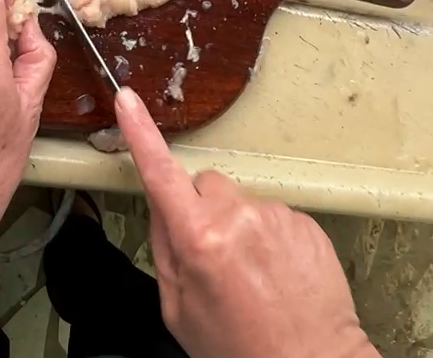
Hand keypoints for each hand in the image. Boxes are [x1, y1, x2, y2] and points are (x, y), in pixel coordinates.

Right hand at [116, 89, 377, 357]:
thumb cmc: (244, 350)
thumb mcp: (179, 310)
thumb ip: (164, 249)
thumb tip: (161, 208)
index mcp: (199, 239)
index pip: (160, 171)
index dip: (139, 131)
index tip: (128, 100)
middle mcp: (238, 216)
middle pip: (204, 184)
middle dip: (201, 209)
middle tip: (213, 257)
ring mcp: (275, 215)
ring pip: (239, 201)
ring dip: (238, 226)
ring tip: (251, 274)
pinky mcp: (304, 221)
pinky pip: (272, 215)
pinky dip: (268, 237)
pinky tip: (275, 273)